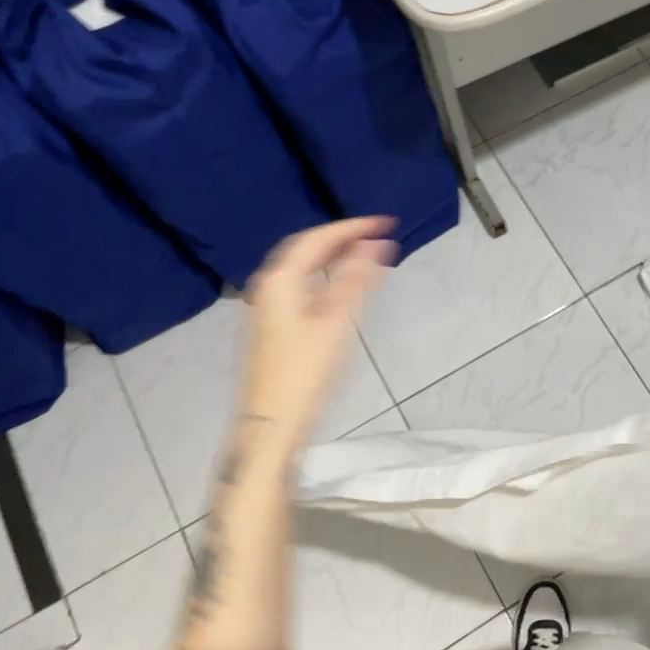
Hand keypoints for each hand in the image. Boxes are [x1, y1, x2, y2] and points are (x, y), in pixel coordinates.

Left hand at [238, 217, 396, 436]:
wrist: (270, 425)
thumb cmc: (305, 373)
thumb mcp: (337, 323)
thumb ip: (357, 281)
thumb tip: (377, 244)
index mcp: (280, 281)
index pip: (317, 240)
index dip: (352, 228)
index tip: (384, 223)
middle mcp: (267, 288)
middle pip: (303, 250)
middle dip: (339, 239)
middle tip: (373, 236)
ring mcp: (265, 309)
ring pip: (299, 270)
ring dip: (329, 258)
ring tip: (362, 256)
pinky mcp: (270, 328)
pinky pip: (297, 288)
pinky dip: (321, 278)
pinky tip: (337, 290)